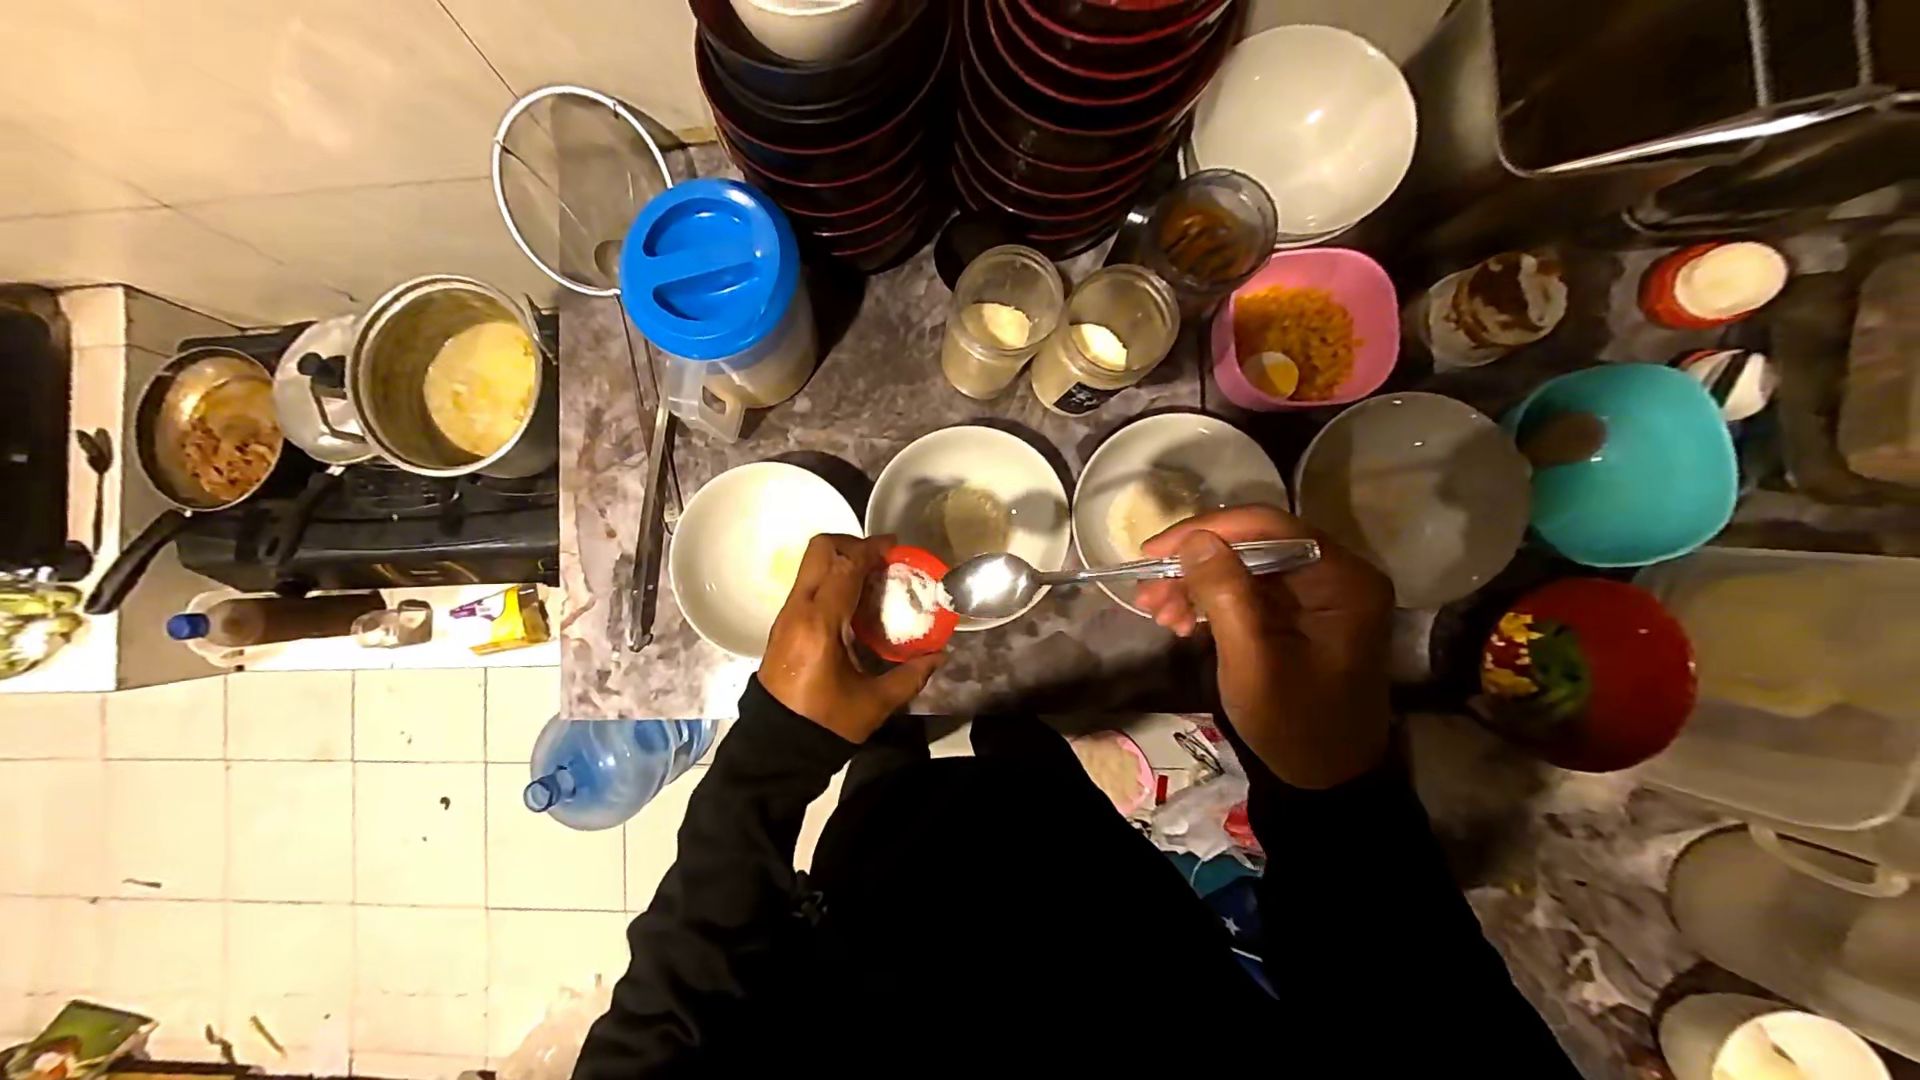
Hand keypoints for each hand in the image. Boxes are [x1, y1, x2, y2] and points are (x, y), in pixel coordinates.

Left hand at [759, 534, 943, 743]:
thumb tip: (941, 654)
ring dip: (841, 561)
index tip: (895, 545)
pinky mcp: (783, 624)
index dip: (871, 548)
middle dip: (852, 544)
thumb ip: (911, 675)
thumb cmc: (826, 724)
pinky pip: (808, 584)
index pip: (845, 566)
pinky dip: (831, 579)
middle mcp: (798, 609)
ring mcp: (786, 615)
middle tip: (880, 559)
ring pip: (811, 565)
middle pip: (819, 550)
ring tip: (872, 579)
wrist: (776, 747)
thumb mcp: (875, 702)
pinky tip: (855, 603)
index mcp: (820, 623)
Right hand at [1134, 505, 1393, 788]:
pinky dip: (1207, 599)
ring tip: (1157, 613)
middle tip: (1147, 594)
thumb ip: (1226, 595)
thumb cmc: (1294, 723)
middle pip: (1250, 542)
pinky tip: (1180, 622)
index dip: (1206, 530)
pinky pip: (1244, 587)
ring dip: (1193, 583)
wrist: (1324, 774)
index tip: (1154, 553)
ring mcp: (1315, 592)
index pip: (1267, 527)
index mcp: (1340, 580)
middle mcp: (1334, 573)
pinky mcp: (1296, 609)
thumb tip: (1193, 540)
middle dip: (1193, 564)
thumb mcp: (1253, 661)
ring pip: (1241, 564)